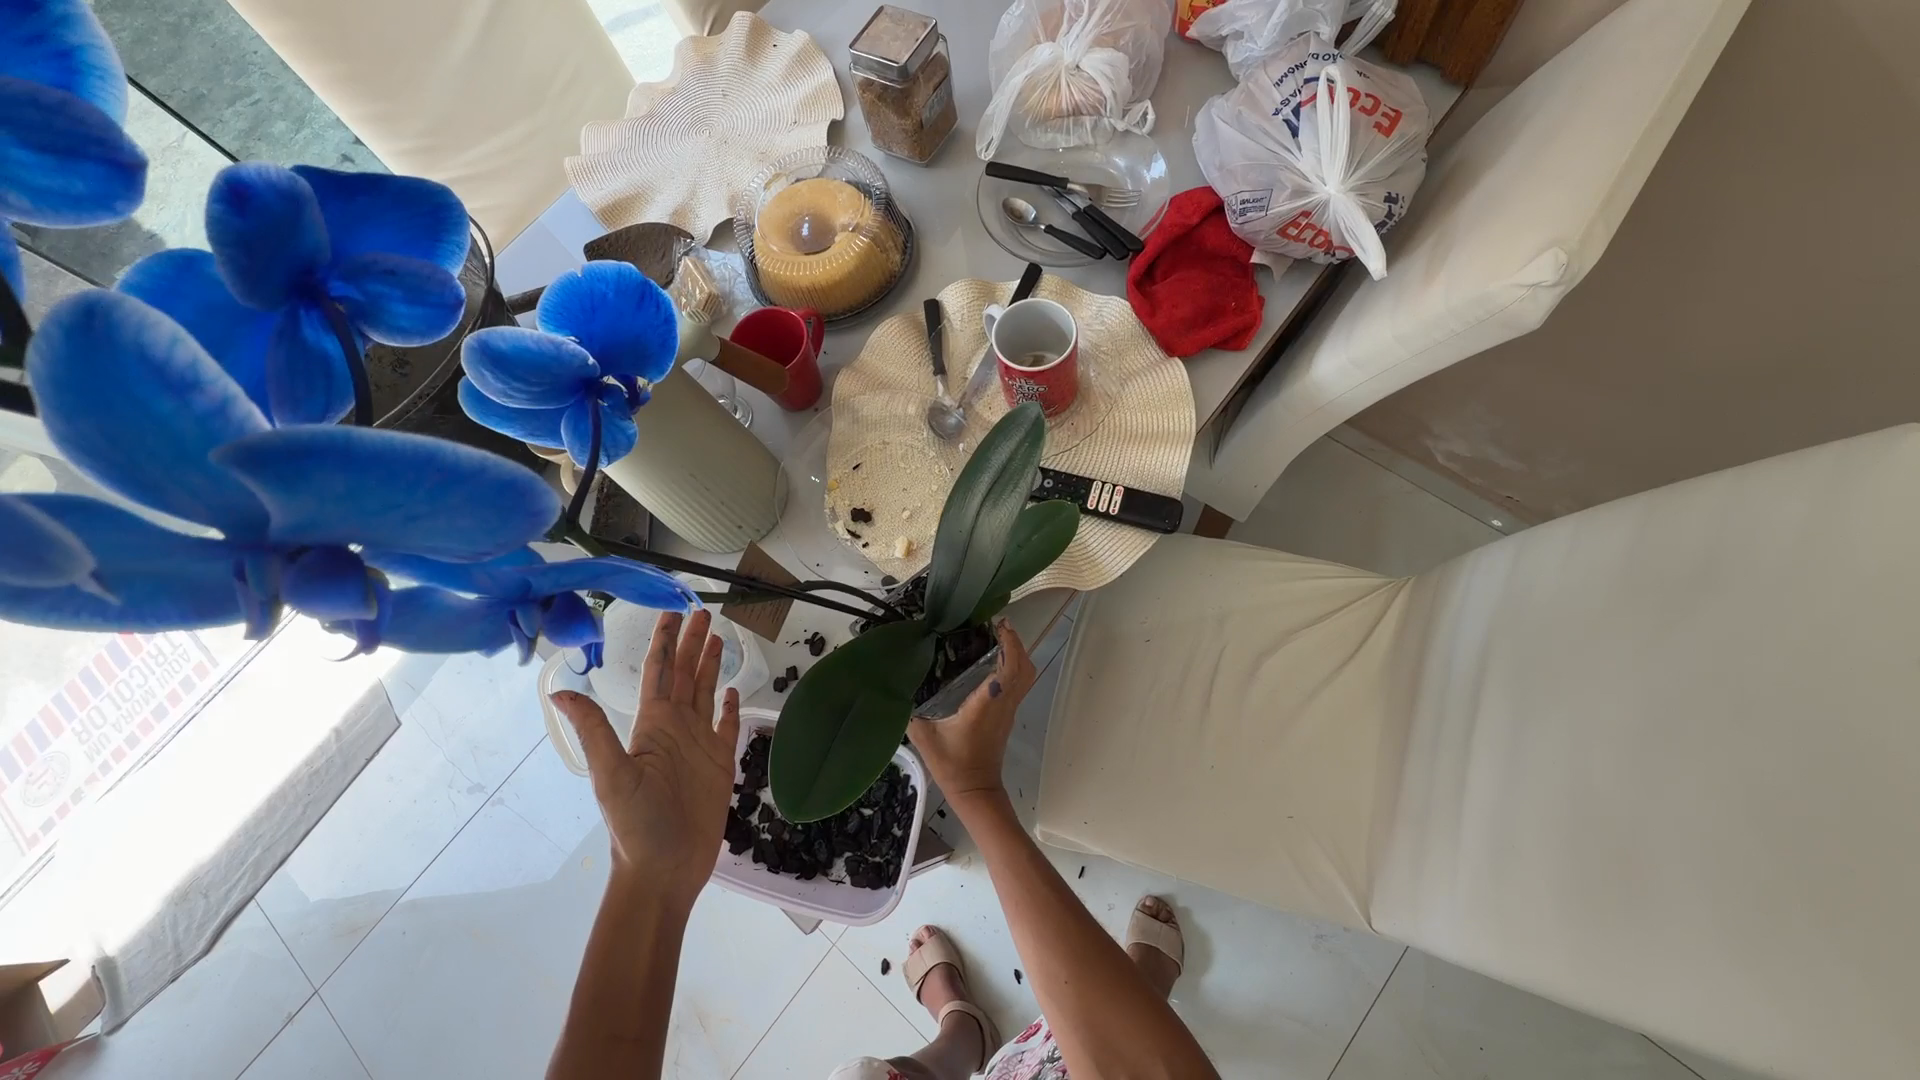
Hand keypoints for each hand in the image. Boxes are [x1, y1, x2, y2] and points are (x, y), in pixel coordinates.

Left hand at [550, 610, 740, 908]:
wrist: (664, 869)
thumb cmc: (637, 825)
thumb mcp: (612, 775)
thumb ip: (595, 731)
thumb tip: (560, 691)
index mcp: (652, 725)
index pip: (659, 671)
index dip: (665, 640)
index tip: (672, 611)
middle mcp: (675, 727)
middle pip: (686, 674)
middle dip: (693, 642)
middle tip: (703, 612)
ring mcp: (698, 744)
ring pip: (706, 692)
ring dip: (710, 665)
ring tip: (718, 637)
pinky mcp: (720, 764)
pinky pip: (726, 726)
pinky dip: (730, 707)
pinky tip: (732, 692)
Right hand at [908, 620, 1035, 807]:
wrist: (975, 790)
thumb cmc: (952, 764)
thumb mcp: (924, 737)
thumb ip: (910, 711)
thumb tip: (894, 688)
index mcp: (986, 705)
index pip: (1007, 670)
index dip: (1009, 645)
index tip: (999, 625)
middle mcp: (1003, 704)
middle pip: (1024, 668)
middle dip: (1016, 643)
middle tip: (998, 626)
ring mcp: (1010, 710)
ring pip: (1026, 676)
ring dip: (1018, 653)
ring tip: (999, 638)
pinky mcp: (1008, 715)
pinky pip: (1020, 684)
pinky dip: (1014, 665)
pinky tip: (996, 659)